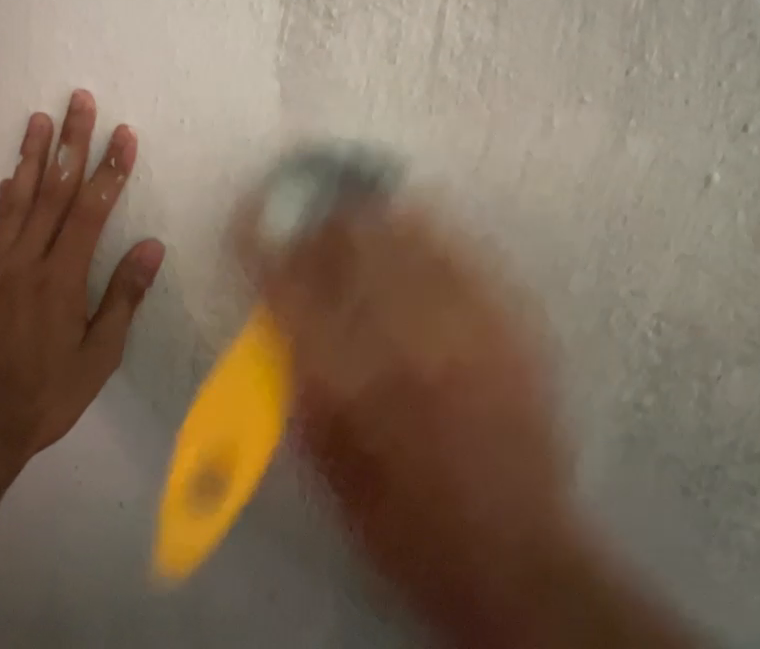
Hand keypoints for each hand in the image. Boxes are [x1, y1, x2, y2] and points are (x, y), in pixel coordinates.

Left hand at [0, 90, 164, 480]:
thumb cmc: (47, 397)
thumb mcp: (98, 358)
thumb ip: (122, 298)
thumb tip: (150, 245)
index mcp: (61, 281)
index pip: (90, 212)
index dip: (109, 170)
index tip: (124, 135)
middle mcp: (27, 264)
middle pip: (52, 191)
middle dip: (70, 144)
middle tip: (79, 101)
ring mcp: (1, 268)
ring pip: (20, 200)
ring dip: (32, 155)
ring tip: (40, 117)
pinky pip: (0, 226)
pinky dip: (7, 195)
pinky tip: (8, 175)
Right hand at [241, 202, 572, 642]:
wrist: (512, 556)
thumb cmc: (396, 521)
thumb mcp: (319, 455)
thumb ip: (292, 371)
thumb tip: (275, 306)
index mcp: (341, 377)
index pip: (284, 277)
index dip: (258, 234)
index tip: (247, 213)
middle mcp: (400, 337)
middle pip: (347, 239)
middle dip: (316, 214)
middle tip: (304, 207)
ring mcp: (464, 326)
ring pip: (407, 232)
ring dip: (370, 212)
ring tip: (352, 203)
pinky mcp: (512, 326)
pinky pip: (466, 250)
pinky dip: (432, 227)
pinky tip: (414, 218)